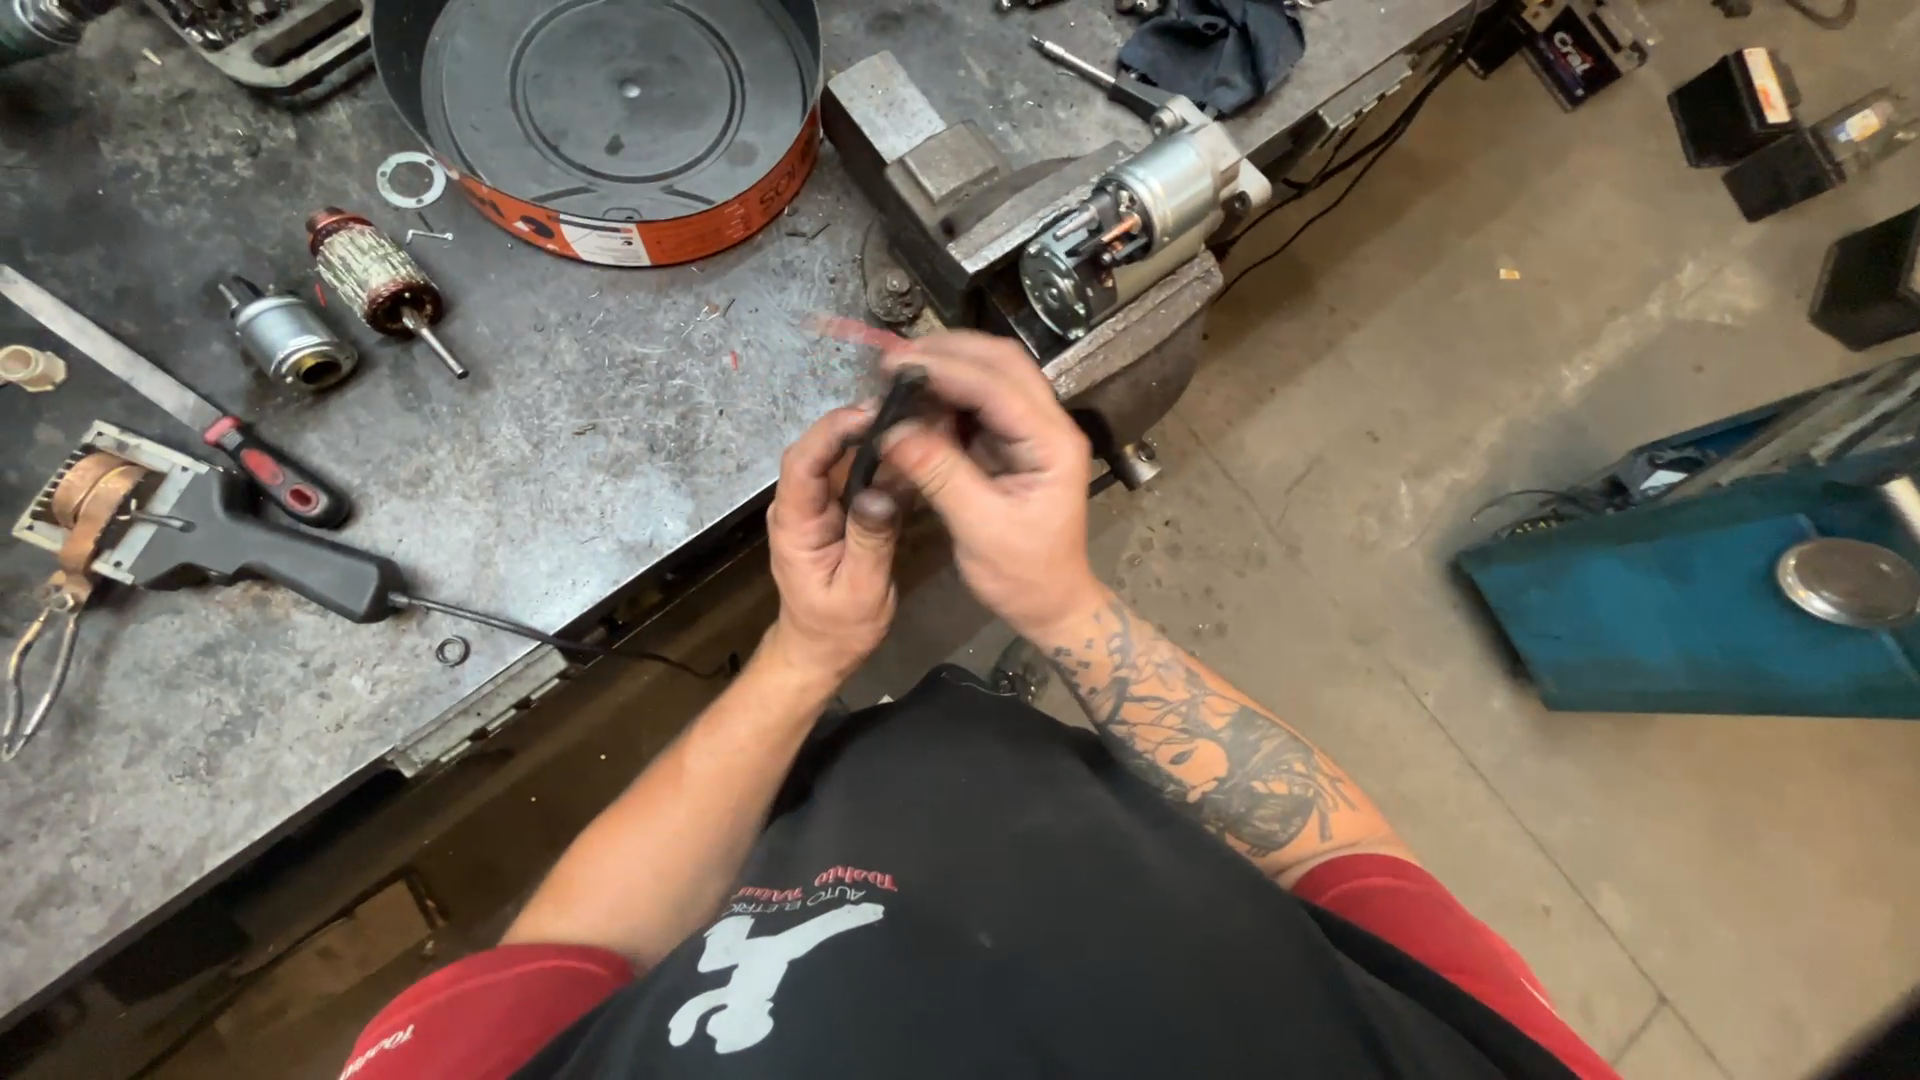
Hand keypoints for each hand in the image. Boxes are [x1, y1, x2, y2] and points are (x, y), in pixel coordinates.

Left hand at [763, 405, 901, 679]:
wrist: (823, 649)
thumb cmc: (836, 628)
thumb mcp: (859, 590)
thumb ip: (869, 540)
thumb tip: (882, 493)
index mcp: (795, 521)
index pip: (803, 462)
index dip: (833, 432)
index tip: (871, 414)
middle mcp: (804, 504)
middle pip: (824, 449)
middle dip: (861, 426)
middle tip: (909, 410)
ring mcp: (823, 506)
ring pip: (846, 459)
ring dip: (880, 441)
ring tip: (920, 424)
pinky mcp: (843, 510)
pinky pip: (863, 478)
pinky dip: (889, 465)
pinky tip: (918, 454)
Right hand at [878, 331, 1102, 640]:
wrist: (1051, 603)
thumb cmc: (1025, 575)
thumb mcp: (980, 529)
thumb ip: (939, 475)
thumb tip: (891, 432)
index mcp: (1052, 443)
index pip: (998, 386)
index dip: (946, 369)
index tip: (897, 365)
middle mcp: (1048, 426)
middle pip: (1003, 364)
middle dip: (949, 353)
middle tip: (895, 360)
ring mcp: (1031, 433)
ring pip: (992, 377)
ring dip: (947, 369)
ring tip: (899, 375)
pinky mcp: (1012, 445)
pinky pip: (979, 405)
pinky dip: (947, 397)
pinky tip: (917, 401)